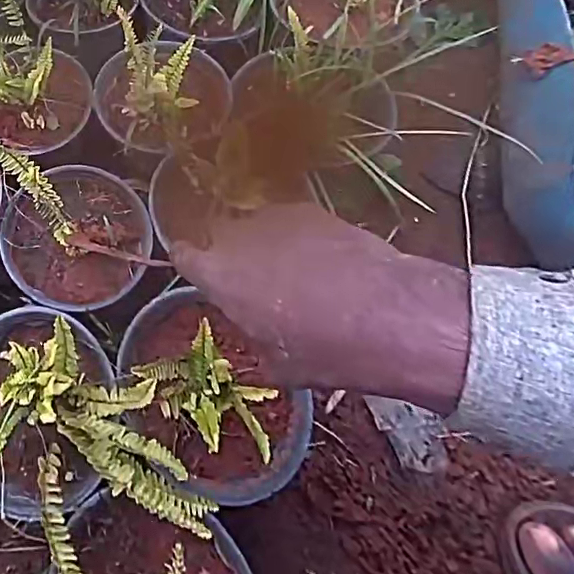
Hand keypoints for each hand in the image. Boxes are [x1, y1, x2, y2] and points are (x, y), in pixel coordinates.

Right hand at [167, 201, 471, 412]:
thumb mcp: (280, 365)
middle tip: (253, 280)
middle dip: (228, 253)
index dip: (188, 261)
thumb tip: (256, 329)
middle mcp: (236, 236)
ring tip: (294, 272)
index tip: (201, 273)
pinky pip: (287, 222)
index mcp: (219, 275)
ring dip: (263, 244)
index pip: (181, 253)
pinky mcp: (308, 207)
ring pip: (253, 226)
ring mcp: (273, 217)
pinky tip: (323, 260)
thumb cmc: (328, 350)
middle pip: (217, 235)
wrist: (391, 314)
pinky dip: (295, 236)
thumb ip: (252, 336)